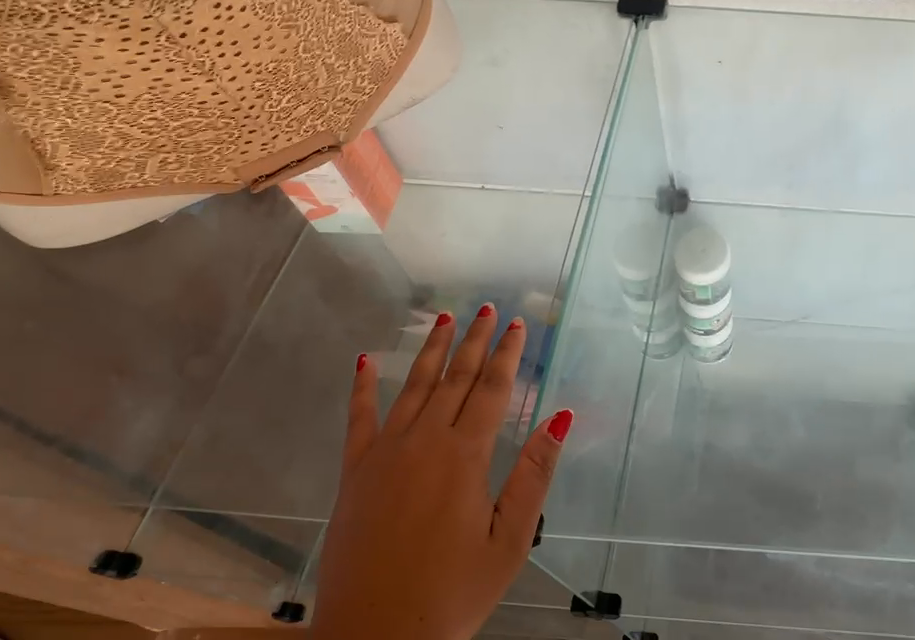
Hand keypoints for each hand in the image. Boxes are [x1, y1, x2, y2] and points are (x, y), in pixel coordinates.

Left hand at [310, 306, 572, 639]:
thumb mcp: (508, 541)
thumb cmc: (451, 594)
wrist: (372, 639)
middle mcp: (423, 443)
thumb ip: (534, 476)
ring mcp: (384, 455)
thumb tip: (560, 417)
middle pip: (455, 378)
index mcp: (464, 456)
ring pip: (412, 387)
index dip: (508, 355)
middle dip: (475, 341)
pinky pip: (358, 420)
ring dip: (431, 350)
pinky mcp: (354, 474)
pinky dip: (361, 388)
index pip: (492, 390)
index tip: (518, 325)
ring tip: (444, 317)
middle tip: (487, 309)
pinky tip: (363, 361)